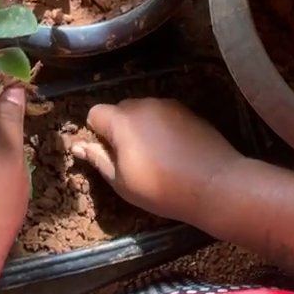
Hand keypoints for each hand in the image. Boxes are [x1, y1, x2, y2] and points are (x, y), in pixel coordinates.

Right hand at [67, 98, 244, 223]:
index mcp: (123, 120)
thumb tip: (78, 145)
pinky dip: (163, 129)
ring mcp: (170, 106)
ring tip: (157, 158)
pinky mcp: (189, 111)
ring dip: (142, 129)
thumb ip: (98, 159)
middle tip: (132, 161)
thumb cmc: (162, 188)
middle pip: (120, 110)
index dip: (97, 134)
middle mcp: (145, 105)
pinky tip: (175, 153)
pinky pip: (164, 116)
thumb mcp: (122, 182)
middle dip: (119, 130)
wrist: (215, 184)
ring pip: (144, 113)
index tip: (110, 156)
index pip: (95, 113)